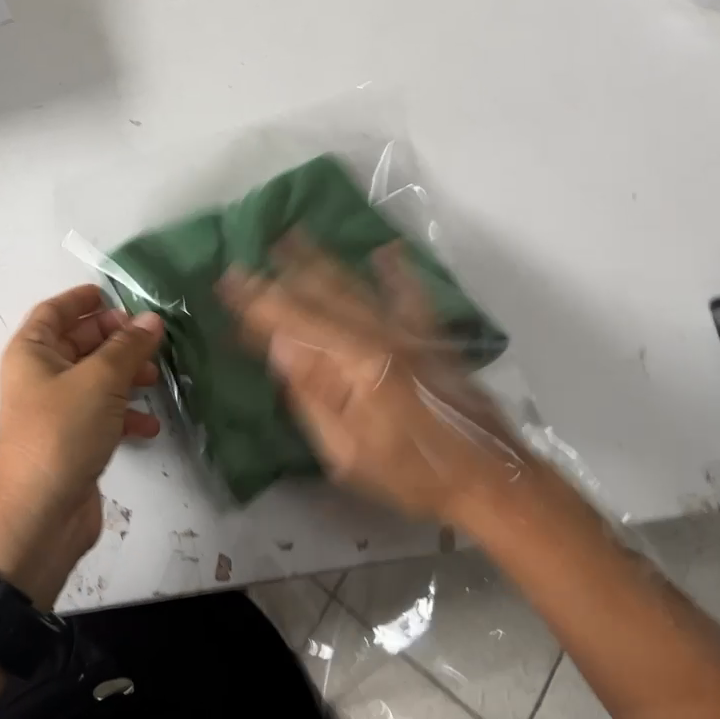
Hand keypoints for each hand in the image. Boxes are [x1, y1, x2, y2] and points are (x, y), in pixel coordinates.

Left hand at [0, 285, 163, 605]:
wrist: (40, 515)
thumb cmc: (62, 432)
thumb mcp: (99, 381)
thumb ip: (127, 347)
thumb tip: (151, 319)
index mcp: (31, 352)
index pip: (54, 312)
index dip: (81, 299)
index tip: (114, 294)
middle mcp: (39, 376)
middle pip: (78, 343)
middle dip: (113, 337)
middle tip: (148, 335)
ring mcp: (56, 410)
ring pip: (95, 379)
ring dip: (125, 374)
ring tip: (156, 376)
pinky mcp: (73, 441)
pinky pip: (102, 414)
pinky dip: (125, 413)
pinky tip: (150, 423)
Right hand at [218, 236, 530, 526]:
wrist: (493, 481)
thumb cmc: (412, 475)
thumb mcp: (347, 451)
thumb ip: (312, 396)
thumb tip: (279, 347)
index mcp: (352, 364)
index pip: (291, 325)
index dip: (255, 305)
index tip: (226, 286)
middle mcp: (377, 336)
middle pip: (317, 298)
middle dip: (275, 278)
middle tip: (244, 261)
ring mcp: (406, 333)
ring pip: (354, 287)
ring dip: (319, 261)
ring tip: (291, 237)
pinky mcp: (430, 339)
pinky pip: (410, 296)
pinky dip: (396, 272)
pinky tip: (385, 252)